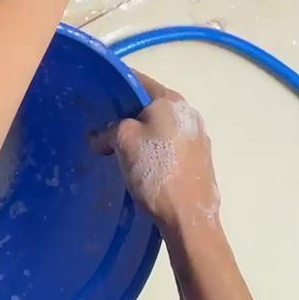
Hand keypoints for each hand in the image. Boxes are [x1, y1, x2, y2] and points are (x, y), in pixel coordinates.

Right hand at [103, 71, 218, 235]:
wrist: (189, 219)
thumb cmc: (156, 170)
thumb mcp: (122, 140)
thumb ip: (108, 130)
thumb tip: (100, 139)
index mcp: (172, 101)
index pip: (138, 80)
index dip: (115, 84)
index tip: (98, 94)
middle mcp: (189, 114)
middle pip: (150, 104)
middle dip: (128, 113)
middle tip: (105, 125)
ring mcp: (198, 139)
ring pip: (160, 127)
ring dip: (142, 134)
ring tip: (120, 149)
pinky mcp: (200, 162)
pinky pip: (170, 146)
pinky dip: (154, 150)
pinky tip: (141, 166)